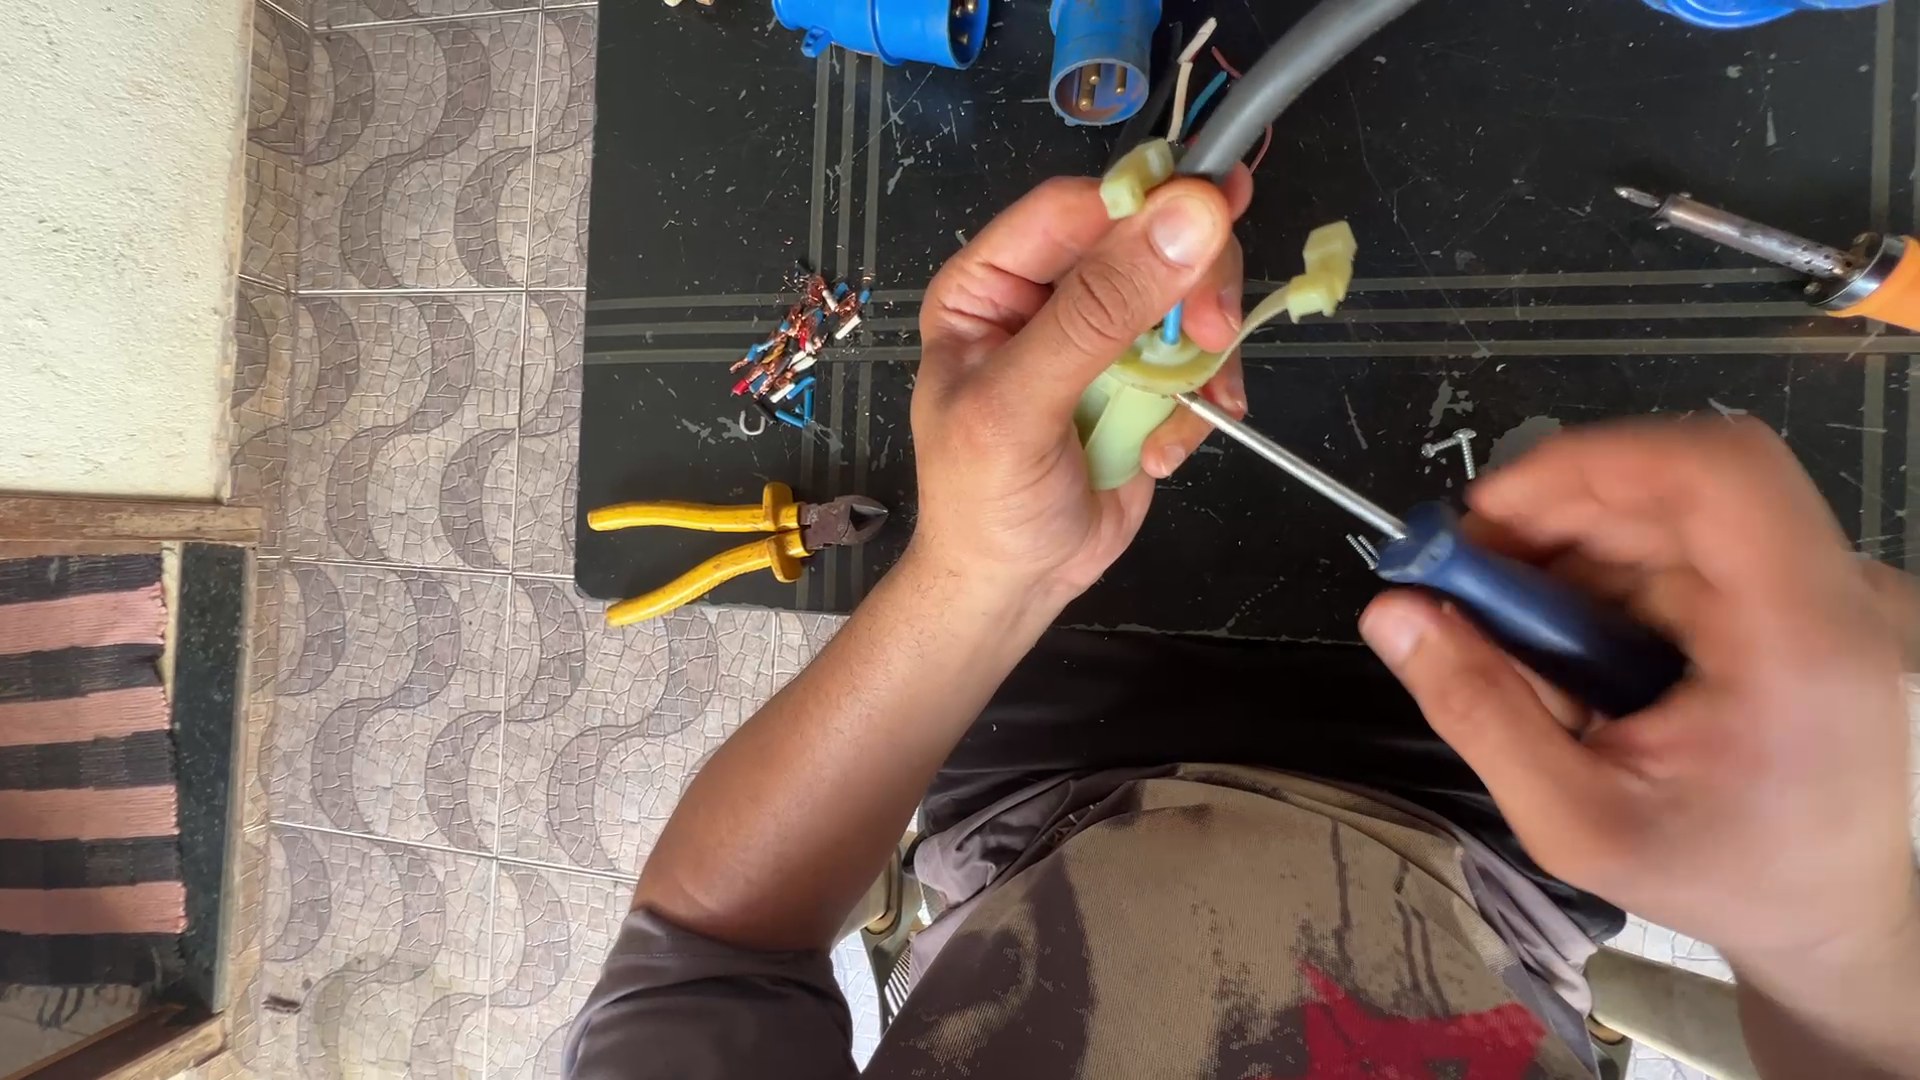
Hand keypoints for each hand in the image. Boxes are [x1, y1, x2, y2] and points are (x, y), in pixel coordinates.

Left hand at [909, 169, 1252, 600]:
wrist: (1015, 581)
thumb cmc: (986, 500)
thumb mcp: (1020, 407)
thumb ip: (1095, 314)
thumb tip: (1191, 214)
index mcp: (991, 286)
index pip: (1075, 210)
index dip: (1145, 203)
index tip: (1218, 213)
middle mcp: (1047, 301)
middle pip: (1147, 241)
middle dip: (1189, 288)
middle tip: (1213, 336)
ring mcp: (1102, 342)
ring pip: (1188, 299)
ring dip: (1203, 358)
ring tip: (1183, 415)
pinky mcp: (1143, 385)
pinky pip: (1200, 364)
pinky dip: (1200, 406)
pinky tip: (1161, 454)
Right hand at [1358, 418, 1916, 962]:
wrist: (1835, 913)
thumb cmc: (1720, 876)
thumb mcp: (1569, 817)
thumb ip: (1474, 710)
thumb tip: (1390, 612)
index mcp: (1801, 641)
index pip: (1715, 473)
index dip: (1586, 461)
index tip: (1484, 512)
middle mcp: (1824, 592)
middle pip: (1658, 489)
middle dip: (1534, 522)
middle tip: (1454, 582)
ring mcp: (1808, 590)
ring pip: (1646, 517)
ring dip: (1549, 559)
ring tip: (1508, 639)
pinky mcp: (1781, 597)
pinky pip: (1658, 549)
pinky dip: (1581, 580)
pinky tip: (1559, 645)